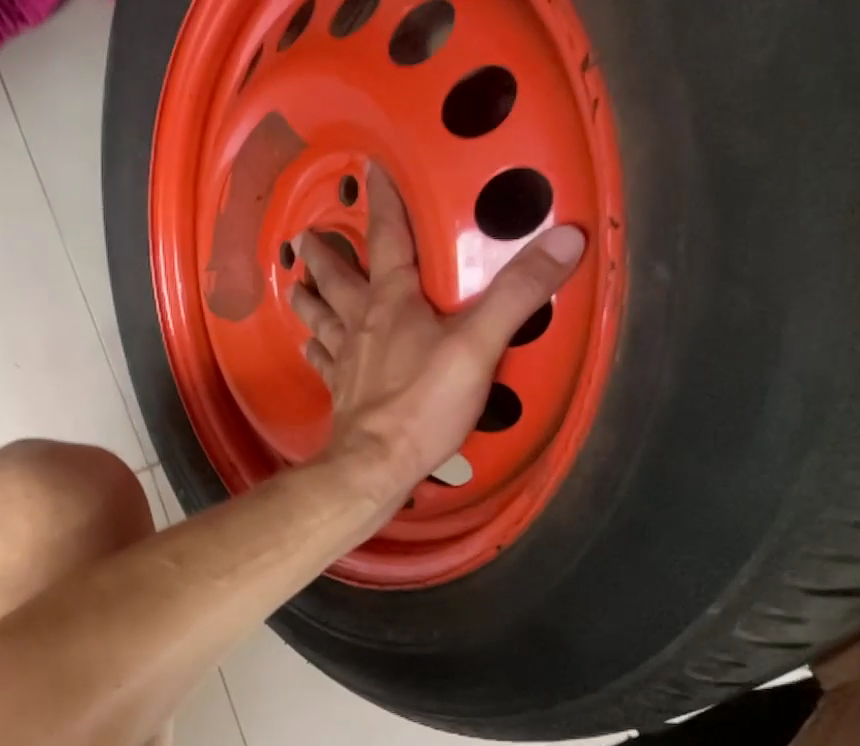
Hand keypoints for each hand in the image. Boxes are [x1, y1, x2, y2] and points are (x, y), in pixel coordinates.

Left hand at [290, 164, 585, 486]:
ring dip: (309, 299)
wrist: (374, 463)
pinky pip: (323, 362)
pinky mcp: (341, 391)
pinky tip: (306, 345)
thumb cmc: (422, 404)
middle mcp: (361, 324)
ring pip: (322, 319)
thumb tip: (566, 237)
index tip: (370, 169)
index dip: (383, 201)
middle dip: (325, 255)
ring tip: (294, 285)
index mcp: (393, 302)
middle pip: (339, 280)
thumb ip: (517, 292)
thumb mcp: (480, 345)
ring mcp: (345, 359)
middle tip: (304, 237)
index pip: (386, 238)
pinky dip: (315, 349)